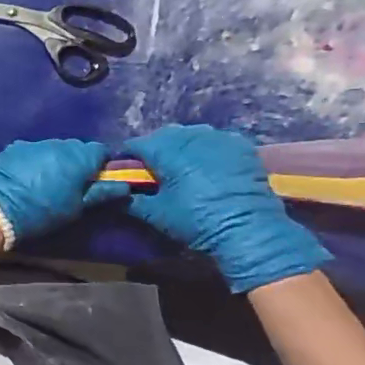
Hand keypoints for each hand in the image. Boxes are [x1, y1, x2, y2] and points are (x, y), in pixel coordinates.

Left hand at [0, 138, 129, 248]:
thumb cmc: (44, 213)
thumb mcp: (77, 207)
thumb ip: (101, 192)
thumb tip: (124, 185)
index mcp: (77, 158)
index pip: (100, 151)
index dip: (101, 164)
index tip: (97, 178)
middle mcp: (56, 144)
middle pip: (76, 148)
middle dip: (77, 161)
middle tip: (72, 182)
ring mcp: (33, 144)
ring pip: (53, 148)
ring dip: (55, 159)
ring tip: (48, 179)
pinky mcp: (13, 148)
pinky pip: (32, 151)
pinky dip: (34, 159)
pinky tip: (27, 176)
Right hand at [123, 125, 330, 293]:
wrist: (248, 229)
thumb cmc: (195, 221)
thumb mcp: (155, 214)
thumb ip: (130, 201)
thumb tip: (116, 194)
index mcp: (165, 151)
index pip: (135, 144)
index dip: (126, 157)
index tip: (125, 170)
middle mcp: (190, 137)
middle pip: (163, 136)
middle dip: (154, 150)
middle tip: (153, 171)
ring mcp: (218, 138)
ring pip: (190, 135)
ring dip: (181, 147)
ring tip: (181, 167)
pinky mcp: (241, 145)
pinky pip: (215, 140)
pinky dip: (206, 149)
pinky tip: (208, 165)